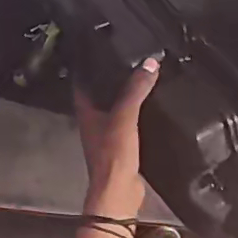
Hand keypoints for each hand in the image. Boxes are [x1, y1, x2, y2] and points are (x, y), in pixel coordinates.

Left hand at [75, 59, 159, 220]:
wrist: (119, 192)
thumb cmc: (114, 154)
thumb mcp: (125, 116)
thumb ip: (136, 89)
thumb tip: (150, 62)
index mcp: (86, 111)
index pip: (85, 80)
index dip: (91, 63)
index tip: (103, 45)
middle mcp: (93, 120)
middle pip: (101, 92)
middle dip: (113, 76)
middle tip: (130, 56)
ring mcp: (108, 134)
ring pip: (116, 107)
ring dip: (127, 94)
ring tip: (144, 75)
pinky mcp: (123, 146)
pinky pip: (130, 122)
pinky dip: (139, 112)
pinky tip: (152, 105)